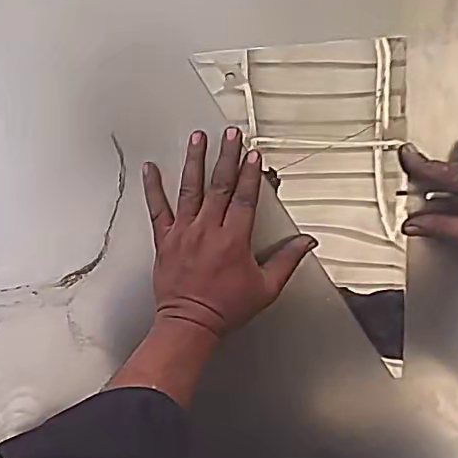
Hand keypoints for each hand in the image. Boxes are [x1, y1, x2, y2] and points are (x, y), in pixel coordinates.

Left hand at [143, 127, 317, 337]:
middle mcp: (207, 230)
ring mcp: (183, 232)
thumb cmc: (225, 309)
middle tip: (230, 133)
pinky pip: (157, 208)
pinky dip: (153, 187)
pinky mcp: (164, 240)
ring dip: (194, 161)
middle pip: (219, 185)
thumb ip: (287, 261)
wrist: (189, 324)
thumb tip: (306, 243)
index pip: (244, 197)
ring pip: (189, 189)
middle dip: (226, 156)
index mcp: (234, 240)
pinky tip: (150, 168)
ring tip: (198, 138)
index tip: (252, 154)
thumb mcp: (266, 288)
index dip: (250, 174)